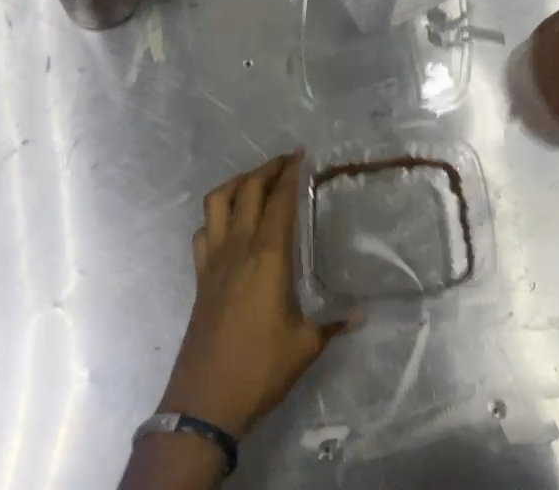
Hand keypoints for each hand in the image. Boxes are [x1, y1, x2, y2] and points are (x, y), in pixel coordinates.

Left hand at [157, 153, 344, 438]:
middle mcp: (238, 250)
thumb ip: (332, 323)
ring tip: (256, 183)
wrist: (204, 402)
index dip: (291, 174)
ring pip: (216, 204)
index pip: (279, 202)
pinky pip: (203, 234)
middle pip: (246, 191)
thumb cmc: (260, 369)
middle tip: (287, 162)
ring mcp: (213, 263)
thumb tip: (359, 314)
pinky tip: (229, 226)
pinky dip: (216, 218)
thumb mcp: (306, 346)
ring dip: (236, 184)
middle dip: (266, 170)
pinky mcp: (200, 280)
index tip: (302, 156)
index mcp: (268, 257)